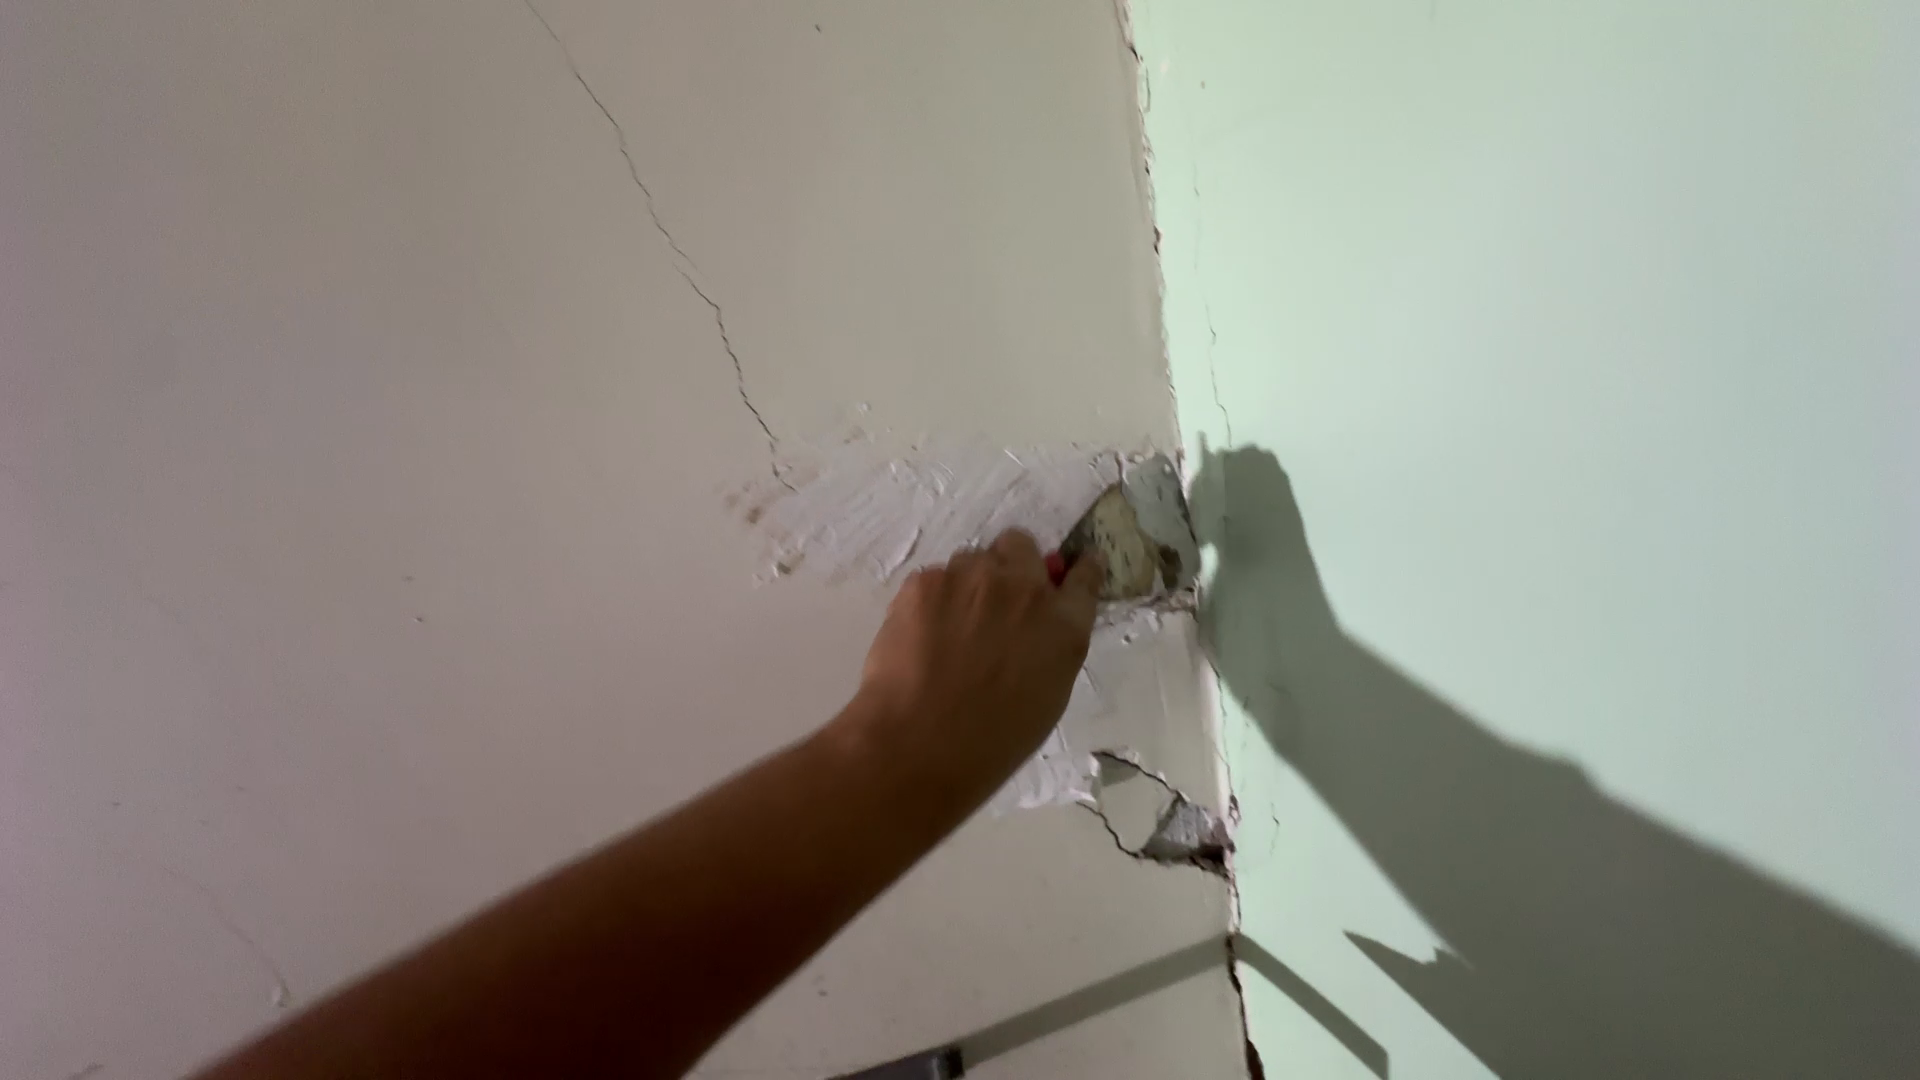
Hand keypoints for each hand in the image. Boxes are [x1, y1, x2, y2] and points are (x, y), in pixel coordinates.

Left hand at [842, 529, 1103, 797]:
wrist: (919, 742)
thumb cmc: (992, 740)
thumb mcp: (1046, 695)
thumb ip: (1050, 645)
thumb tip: (1037, 622)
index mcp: (1064, 625)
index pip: (1084, 576)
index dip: (1077, 567)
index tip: (1069, 566)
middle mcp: (1023, 588)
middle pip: (1020, 546)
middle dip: (1010, 564)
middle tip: (992, 601)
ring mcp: (971, 577)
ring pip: (971, 560)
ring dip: (968, 584)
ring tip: (948, 630)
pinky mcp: (925, 580)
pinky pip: (934, 578)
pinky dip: (931, 601)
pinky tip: (920, 637)